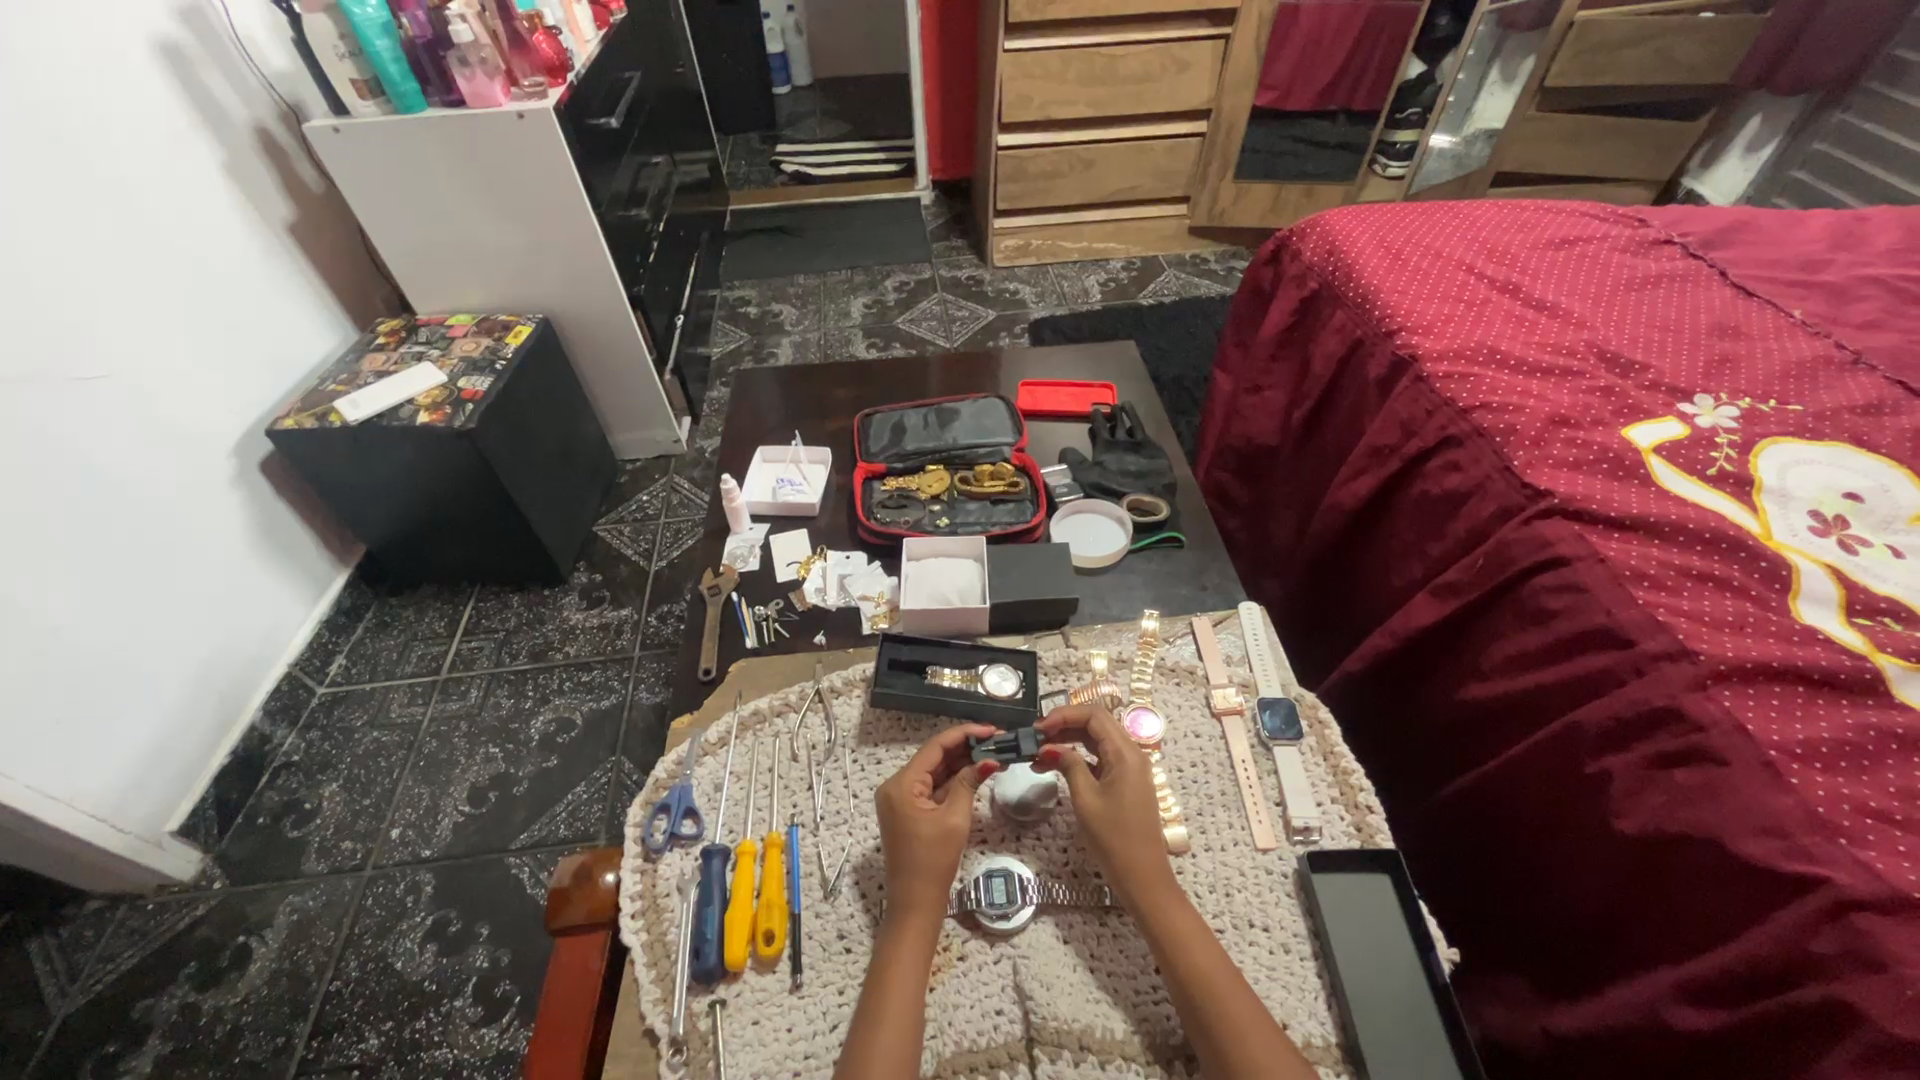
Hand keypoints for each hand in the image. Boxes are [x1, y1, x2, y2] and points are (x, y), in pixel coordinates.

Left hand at [874, 723, 1000, 923]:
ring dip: (961, 763)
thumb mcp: (954, 818)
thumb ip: (969, 783)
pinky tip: (976, 771)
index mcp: (901, 784)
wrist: (915, 902)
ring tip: (992, 752)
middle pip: (934, 757)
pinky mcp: (908, 810)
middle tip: (997, 740)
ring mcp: (901, 798)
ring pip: (934, 771)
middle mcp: (896, 785)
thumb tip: (990, 759)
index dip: (964, 734)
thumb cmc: (933, 861)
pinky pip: (931, 787)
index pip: (935, 747)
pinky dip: (953, 780)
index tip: (991, 729)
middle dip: (965, 748)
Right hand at [1034, 705, 1176, 908]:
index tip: (1038, 728)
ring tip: (1037, 752)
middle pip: (1096, 724)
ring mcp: (1129, 768)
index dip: (1064, 714)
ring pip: (1096, 741)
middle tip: (1034, 738)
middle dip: (1064, 726)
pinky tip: (1054, 765)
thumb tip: (1049, 747)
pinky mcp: (1125, 782)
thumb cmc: (1114, 838)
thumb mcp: (1086, 798)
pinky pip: (1099, 758)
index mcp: (1126, 753)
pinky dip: (1077, 757)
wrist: (1142, 876)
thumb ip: (1068, 764)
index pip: (1094, 715)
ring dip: (1068, 741)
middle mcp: (1131, 753)